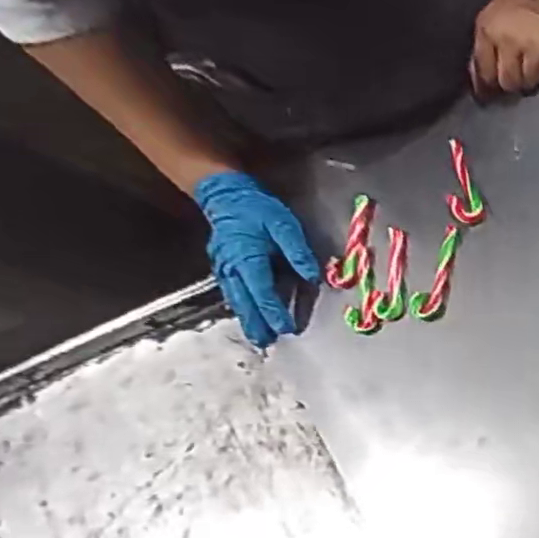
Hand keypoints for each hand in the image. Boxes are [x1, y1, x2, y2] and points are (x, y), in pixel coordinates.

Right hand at [193, 172, 320, 348]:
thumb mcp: (284, 225)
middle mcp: (232, 266)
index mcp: (247, 256)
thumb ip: (297, 251)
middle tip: (267, 344)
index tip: (286, 328)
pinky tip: (250, 320)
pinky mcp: (227, 268)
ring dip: (248, 319)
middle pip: (245, 300)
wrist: (225, 194)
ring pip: (237, 299)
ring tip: (259, 339)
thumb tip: (312, 277)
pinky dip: (243, 307)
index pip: (261, 289)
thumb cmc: (258, 209)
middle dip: (256, 323)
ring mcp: (226, 267)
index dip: (273, 310)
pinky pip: (235, 292)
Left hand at [473, 0, 538, 96]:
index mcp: (488, 34)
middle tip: (511, 78)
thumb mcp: (483, 34)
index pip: (488, 76)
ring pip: (529, 83)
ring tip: (525, 71)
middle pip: (510, 82)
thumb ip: (481, 61)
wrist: (523, 1)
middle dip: (509, 84)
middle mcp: (510, 39)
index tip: (493, 85)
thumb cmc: (501, 22)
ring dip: (527, 82)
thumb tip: (481, 92)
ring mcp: (532, 45)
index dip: (490, 85)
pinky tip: (538, 68)